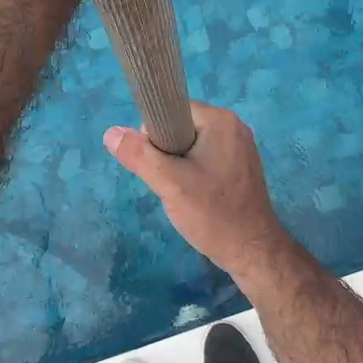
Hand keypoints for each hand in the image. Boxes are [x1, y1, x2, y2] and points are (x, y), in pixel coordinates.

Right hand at [105, 103, 295, 280]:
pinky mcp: (242, 169)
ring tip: (183, 194)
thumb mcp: (169, 183)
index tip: (155, 165)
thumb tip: (110, 133)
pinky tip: (197, 199)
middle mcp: (235, 127)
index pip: (173, 111)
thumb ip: (139, 155)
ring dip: (179, 169)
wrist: (252, 251)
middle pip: (182, 129)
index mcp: (220, 120)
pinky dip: (195, 177)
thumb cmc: (212, 213)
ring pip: (193, 148)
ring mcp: (241, 149)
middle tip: (170, 185)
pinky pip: (207, 162)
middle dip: (167, 155)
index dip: (155, 135)